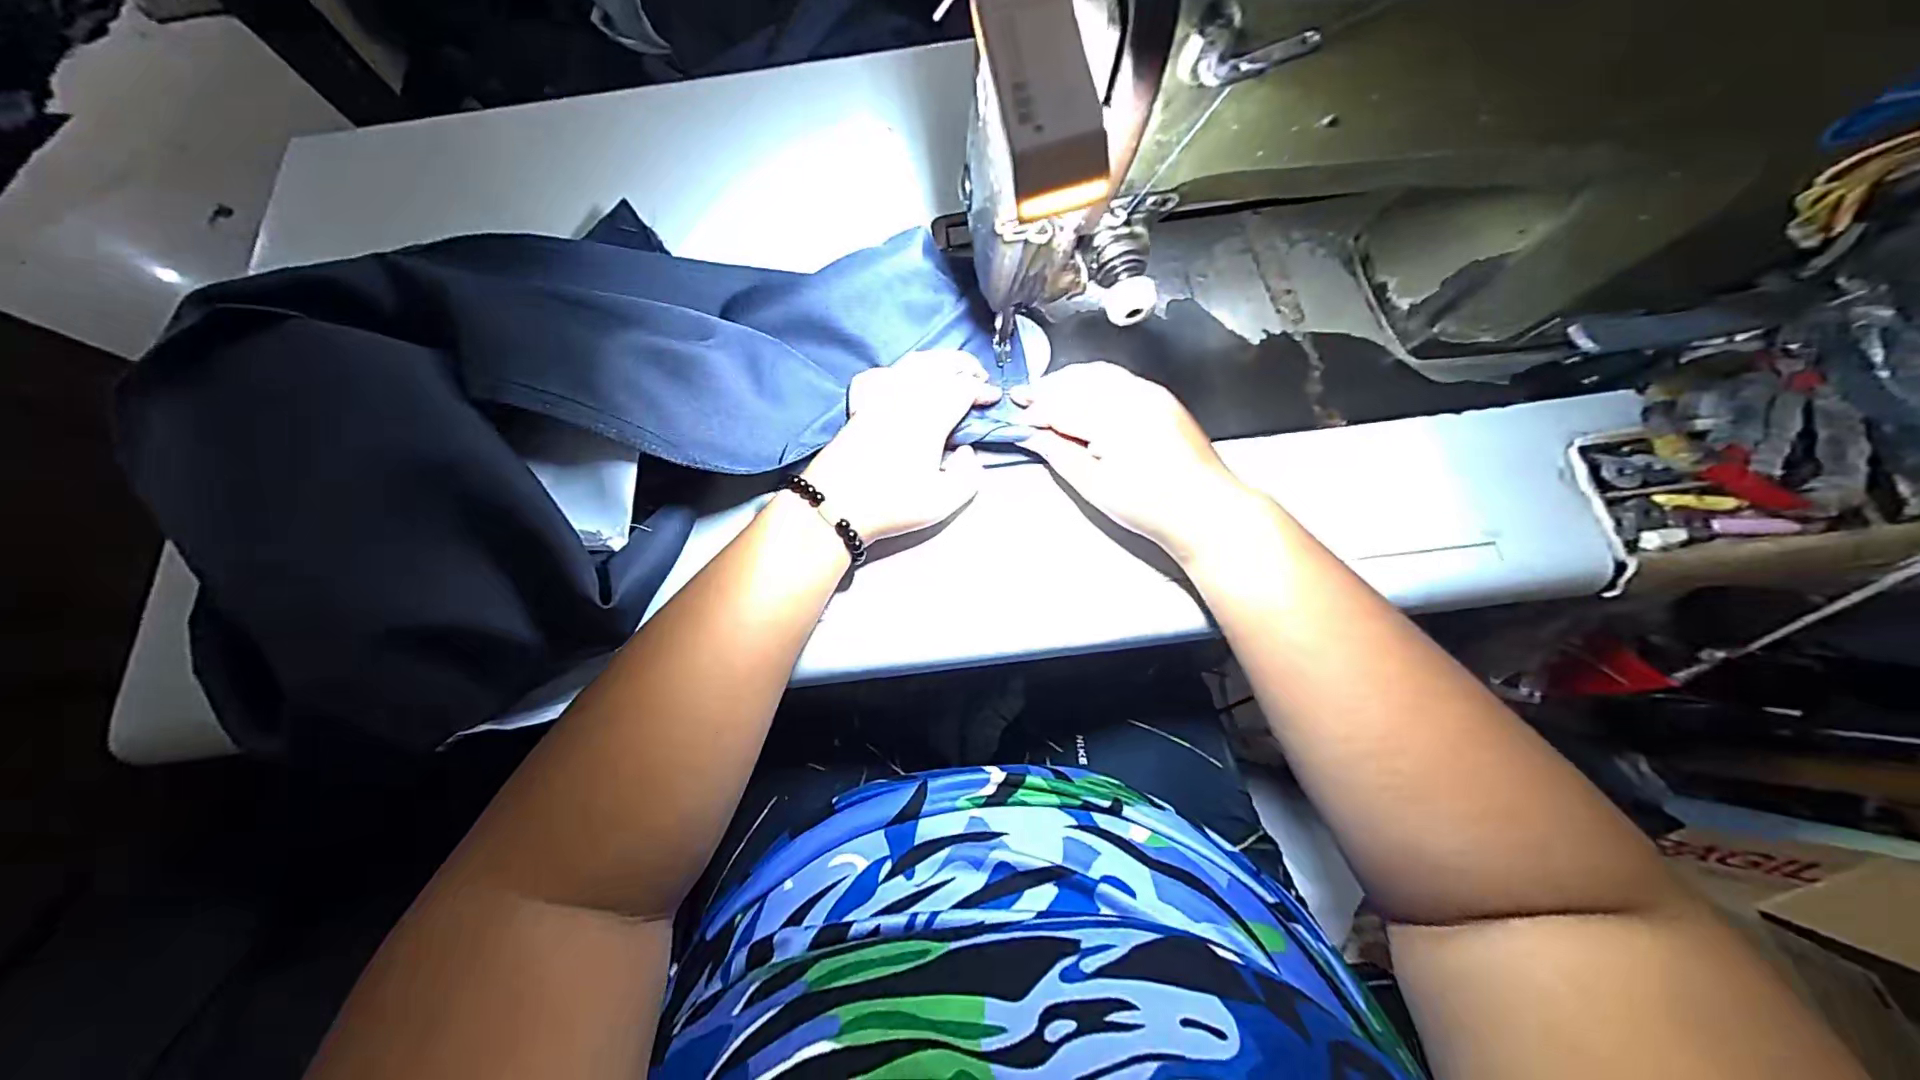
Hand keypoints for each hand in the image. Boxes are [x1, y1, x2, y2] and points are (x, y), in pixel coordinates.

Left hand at [800, 350, 1002, 541]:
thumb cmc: (890, 505)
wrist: (833, 505)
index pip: (962, 387)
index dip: (982, 390)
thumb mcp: (943, 501)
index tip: (993, 399)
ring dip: (937, 361)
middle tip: (978, 379)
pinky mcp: (859, 405)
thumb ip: (968, 476)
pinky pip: (880, 374)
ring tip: (949, 372)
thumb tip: (968, 453)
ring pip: (911, 363)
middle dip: (964, 366)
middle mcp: (904, 396)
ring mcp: (878, 397)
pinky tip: (901, 381)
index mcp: (928, 416)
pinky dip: (897, 371)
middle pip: (939, 364)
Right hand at [1013, 361, 1268, 562]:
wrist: (1206, 510)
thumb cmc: (1155, 506)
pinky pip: (1120, 378)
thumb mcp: (1094, 485)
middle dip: (1050, 388)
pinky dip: (1095, 383)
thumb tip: (1034, 436)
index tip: (1017, 412)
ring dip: (1071, 381)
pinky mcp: (1162, 399)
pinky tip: (1085, 397)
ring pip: (1099, 373)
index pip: (1062, 404)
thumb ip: (1059, 454)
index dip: (1036, 409)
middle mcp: (1135, 396)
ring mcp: (1152, 394)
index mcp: (1114, 417)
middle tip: (1027, 401)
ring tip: (1051, 397)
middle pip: (1079, 380)